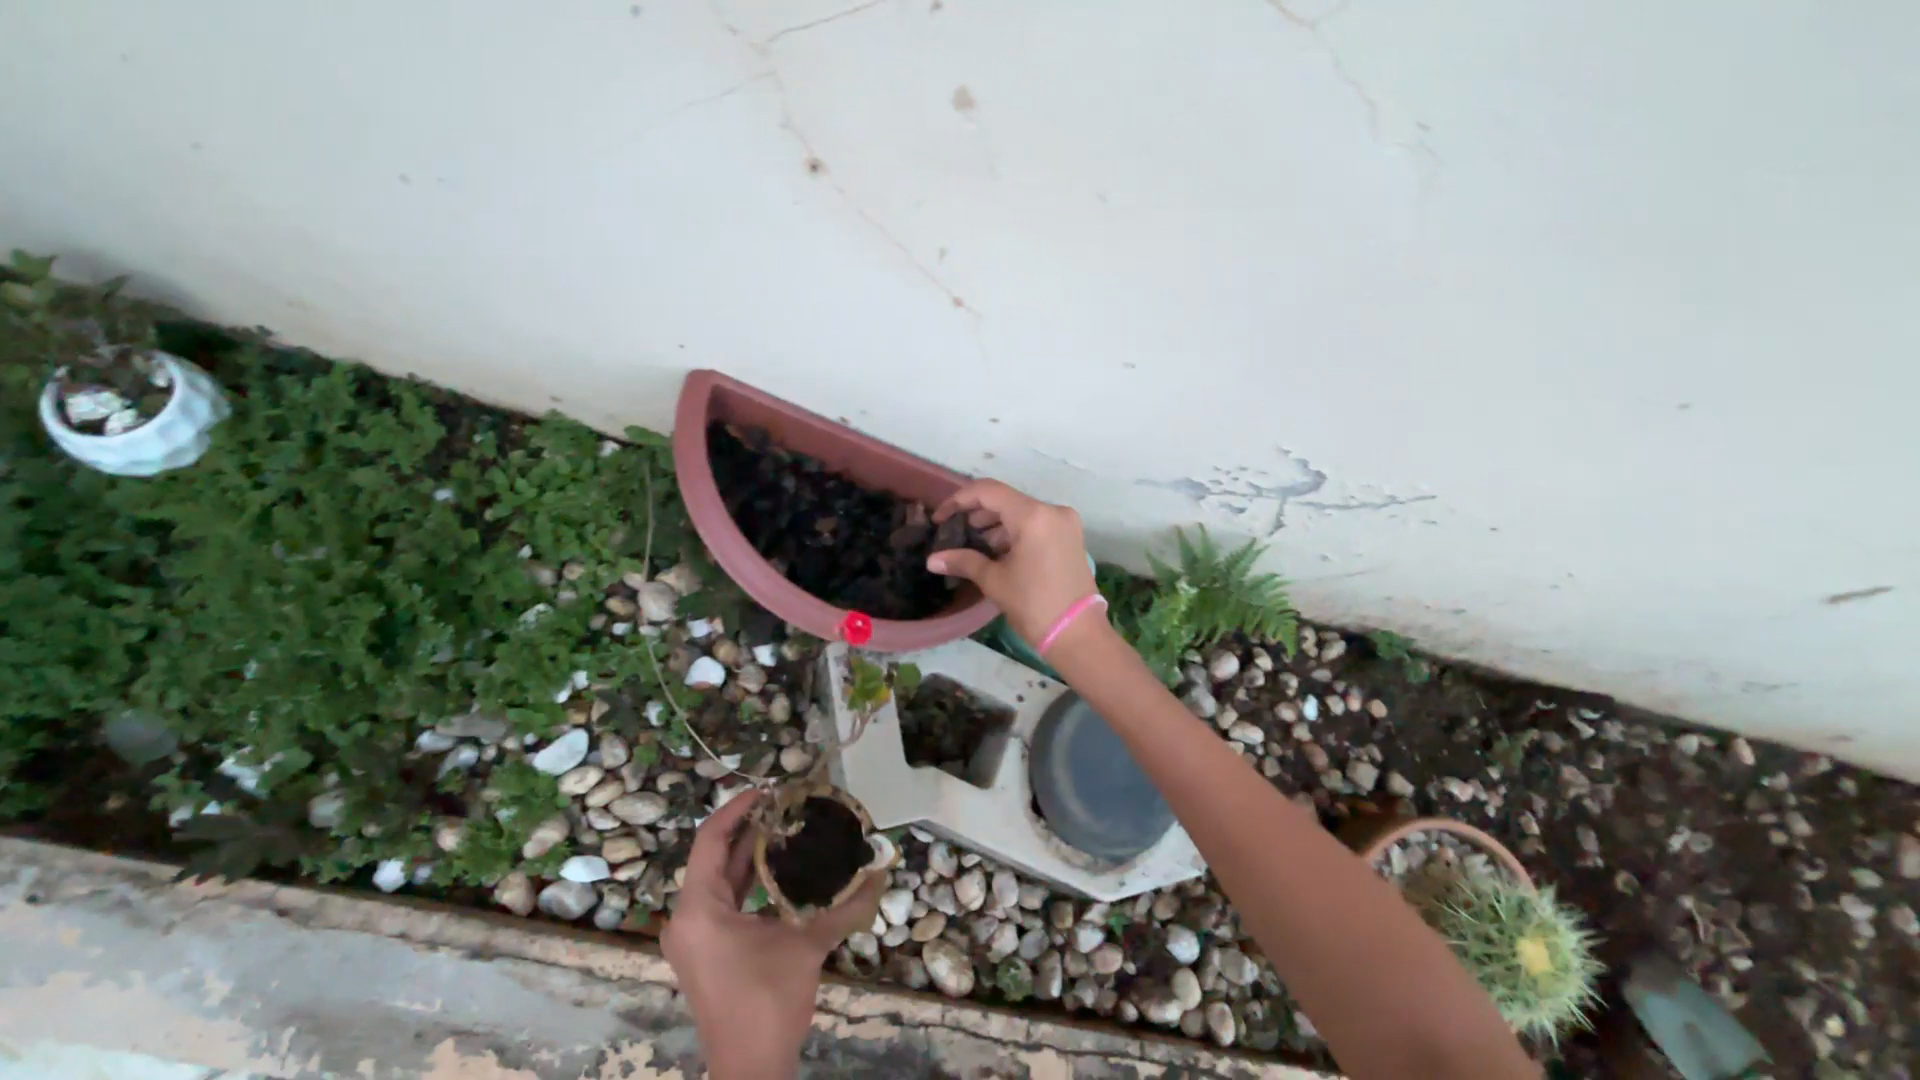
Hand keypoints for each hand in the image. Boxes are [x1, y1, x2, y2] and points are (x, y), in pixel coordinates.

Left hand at [662, 789, 883, 1078]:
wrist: (750, 1067)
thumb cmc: (767, 1001)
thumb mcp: (807, 947)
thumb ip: (843, 907)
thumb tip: (880, 873)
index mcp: (699, 908)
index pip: (711, 839)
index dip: (736, 808)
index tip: (768, 789)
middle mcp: (688, 916)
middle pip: (714, 857)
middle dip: (750, 829)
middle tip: (786, 805)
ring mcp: (695, 936)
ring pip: (720, 880)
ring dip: (751, 856)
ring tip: (787, 829)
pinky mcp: (707, 951)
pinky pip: (724, 902)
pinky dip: (749, 883)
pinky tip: (782, 872)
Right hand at [928, 479, 1099, 646]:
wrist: (1078, 634)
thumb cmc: (1034, 605)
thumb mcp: (994, 581)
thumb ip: (963, 562)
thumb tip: (932, 560)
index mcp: (1033, 516)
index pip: (988, 492)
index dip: (959, 500)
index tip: (941, 518)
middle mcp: (1053, 510)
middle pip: (1006, 500)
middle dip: (977, 514)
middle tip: (955, 532)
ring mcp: (1065, 523)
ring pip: (1022, 512)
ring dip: (996, 524)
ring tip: (975, 545)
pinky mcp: (1071, 537)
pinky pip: (1036, 524)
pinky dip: (1015, 532)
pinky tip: (998, 551)